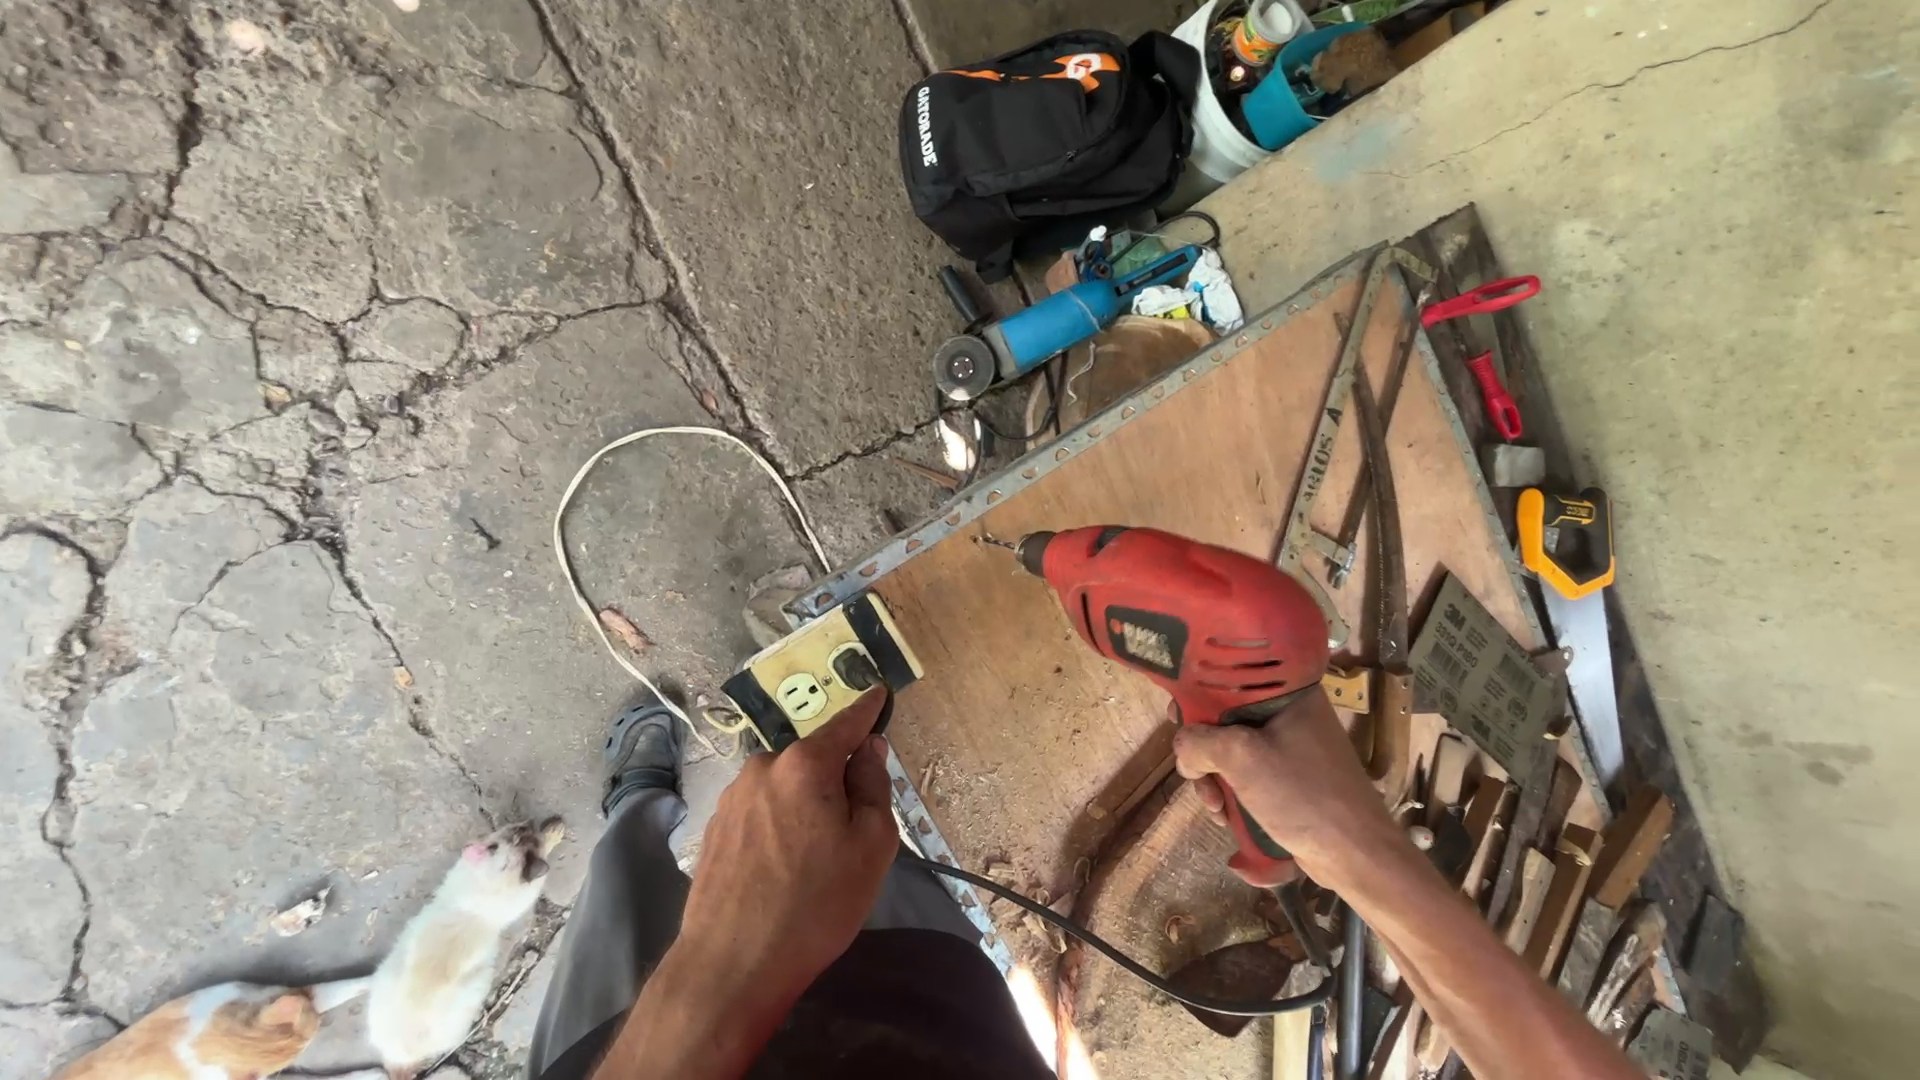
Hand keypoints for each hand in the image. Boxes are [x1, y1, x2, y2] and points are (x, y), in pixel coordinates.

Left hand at [671, 690, 899, 1015]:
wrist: (731, 966)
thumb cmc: (815, 903)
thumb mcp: (870, 845)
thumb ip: (873, 786)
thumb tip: (868, 750)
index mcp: (803, 764)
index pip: (846, 723)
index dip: (867, 710)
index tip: (880, 692)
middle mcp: (763, 767)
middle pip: (814, 761)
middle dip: (836, 781)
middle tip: (852, 831)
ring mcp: (732, 797)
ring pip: (786, 788)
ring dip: (805, 806)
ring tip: (814, 861)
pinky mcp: (715, 828)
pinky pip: (762, 811)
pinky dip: (780, 826)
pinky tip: (783, 870)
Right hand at [1174, 691, 1401, 887]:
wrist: (1356, 857)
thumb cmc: (1302, 795)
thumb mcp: (1239, 758)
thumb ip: (1197, 742)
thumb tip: (1184, 752)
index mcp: (1288, 695)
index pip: (1230, 678)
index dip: (1197, 695)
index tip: (1176, 718)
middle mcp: (1291, 715)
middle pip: (1225, 719)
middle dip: (1203, 751)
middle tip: (1194, 773)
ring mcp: (1293, 749)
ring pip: (1232, 752)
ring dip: (1215, 780)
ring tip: (1216, 809)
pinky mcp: (1292, 781)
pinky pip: (1248, 776)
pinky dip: (1233, 794)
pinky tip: (1230, 819)